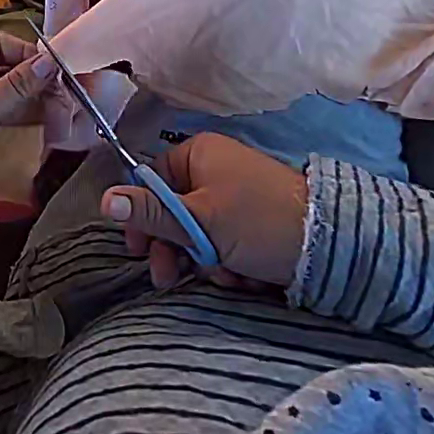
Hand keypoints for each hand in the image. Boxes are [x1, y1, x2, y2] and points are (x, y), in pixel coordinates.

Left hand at [0, 34, 57, 180]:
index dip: (25, 52)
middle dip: (35, 76)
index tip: (52, 66)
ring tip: (60, 104)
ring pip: (13, 87)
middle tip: (61, 88)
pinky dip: (28, 110)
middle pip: (8, 65)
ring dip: (35, 94)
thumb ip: (15, 86)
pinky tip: (48, 115)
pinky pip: (10, 107)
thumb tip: (50, 62)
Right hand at [99, 133, 307, 290]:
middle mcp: (215, 168)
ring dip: (205, 261)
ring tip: (226, 277)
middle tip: (171, 278)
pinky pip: (224, 241)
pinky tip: (244, 276)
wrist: (328, 242)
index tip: (139, 251)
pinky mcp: (252, 220)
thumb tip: (105, 201)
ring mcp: (235, 195)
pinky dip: (228, 262)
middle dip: (176, 248)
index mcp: (199, 154)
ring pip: (198, 232)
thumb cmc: (256, 221)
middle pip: (173, 210)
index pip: (152, 180)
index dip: (142, 217)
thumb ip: (151, 213)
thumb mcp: (199, 219)